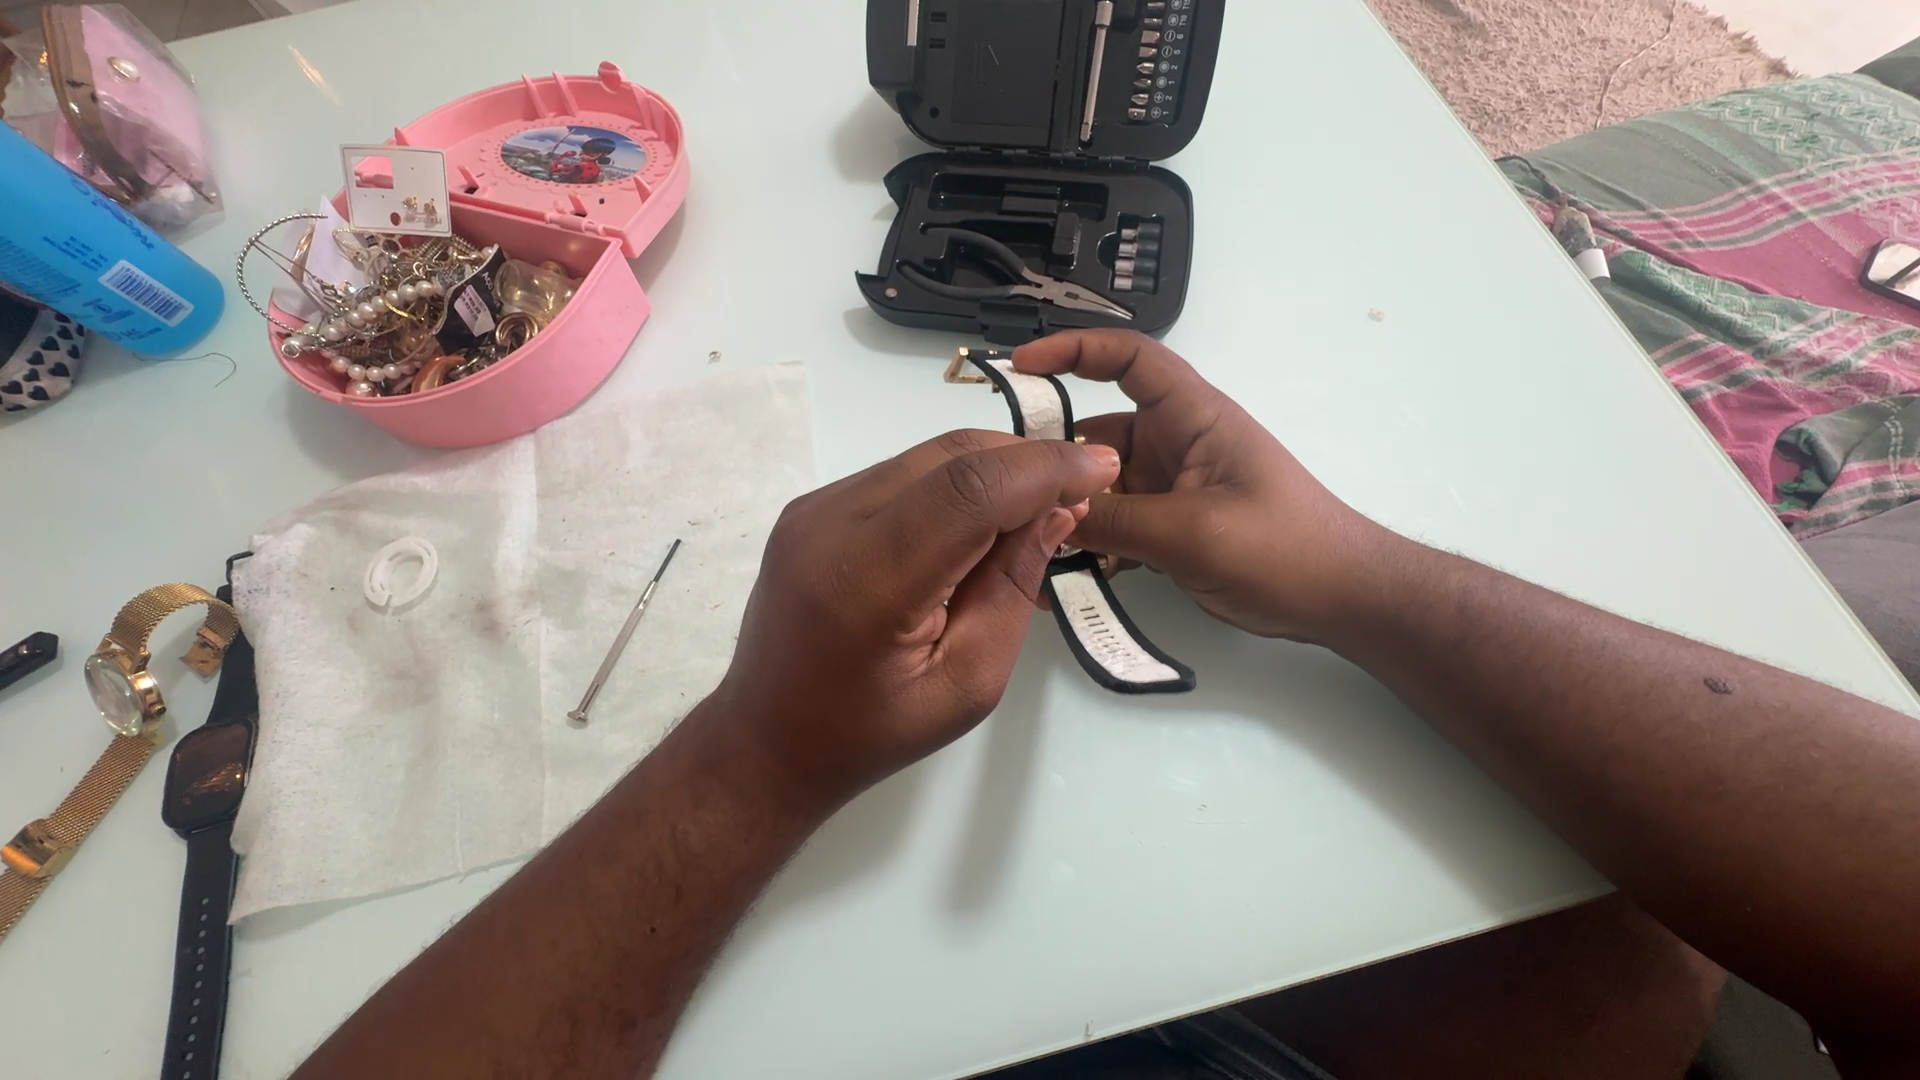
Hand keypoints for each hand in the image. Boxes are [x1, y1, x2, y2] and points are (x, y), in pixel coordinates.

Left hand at [712, 430, 1120, 809]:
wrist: (767, 739)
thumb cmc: (871, 732)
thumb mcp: (967, 684)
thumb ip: (1012, 591)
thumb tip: (1055, 511)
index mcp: (866, 580)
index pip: (969, 490)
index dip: (1044, 468)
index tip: (1102, 469)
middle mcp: (830, 523)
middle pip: (949, 456)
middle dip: (1025, 461)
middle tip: (1076, 491)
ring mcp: (813, 508)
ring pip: (925, 456)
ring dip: (991, 472)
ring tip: (1030, 513)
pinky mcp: (811, 507)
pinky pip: (900, 474)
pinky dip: (951, 486)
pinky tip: (973, 526)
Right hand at [1013, 329, 1386, 640]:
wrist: (1341, 599)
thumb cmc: (1283, 548)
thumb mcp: (1191, 533)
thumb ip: (1114, 521)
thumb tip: (1045, 512)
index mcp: (1191, 418)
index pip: (1131, 359)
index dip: (1075, 349)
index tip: (1022, 365)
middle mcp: (1174, 444)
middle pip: (1096, 434)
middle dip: (1054, 463)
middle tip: (1009, 498)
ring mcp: (1170, 488)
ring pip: (1099, 488)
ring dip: (1069, 514)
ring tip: (1029, 548)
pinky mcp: (1169, 526)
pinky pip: (1115, 525)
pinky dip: (1091, 544)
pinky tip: (1063, 578)